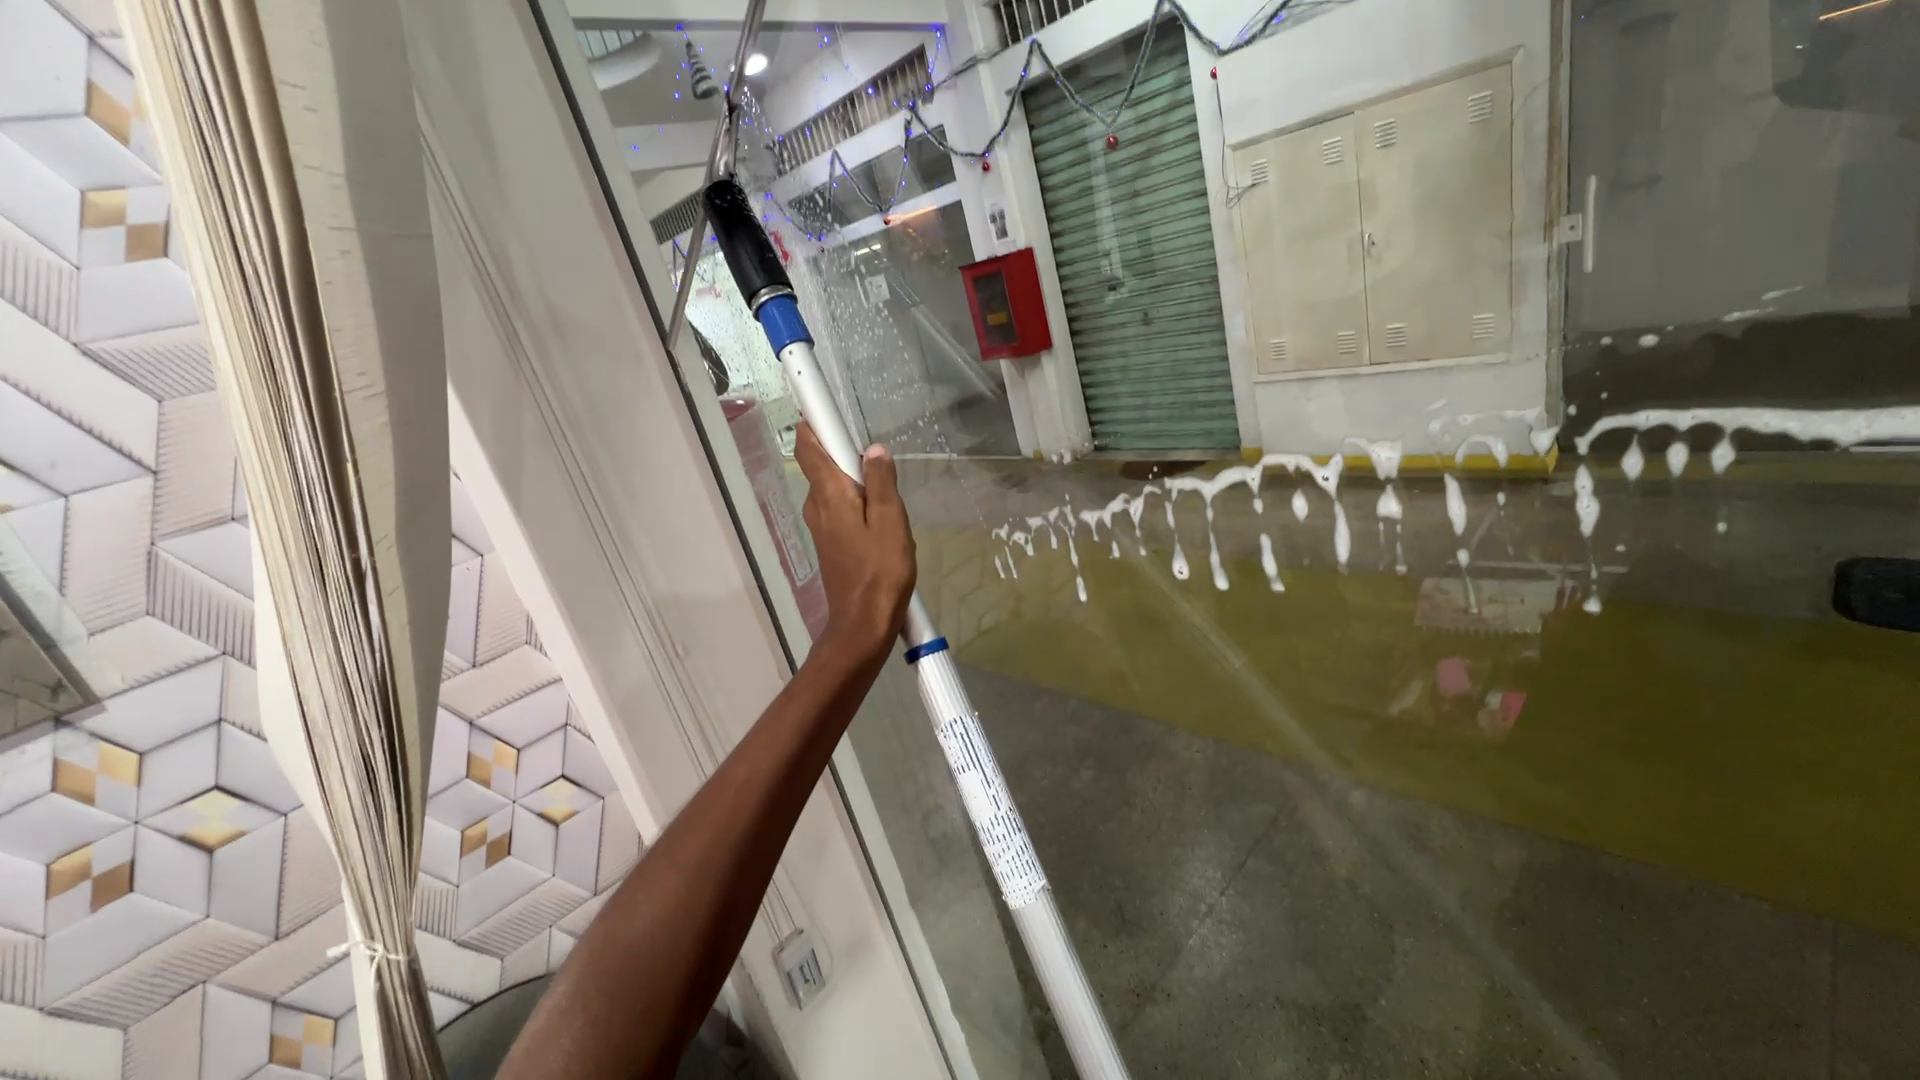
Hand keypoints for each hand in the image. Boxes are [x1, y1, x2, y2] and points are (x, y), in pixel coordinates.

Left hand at [794, 422, 915, 659]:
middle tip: (878, 456)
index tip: (822, 402)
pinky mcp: (830, 542)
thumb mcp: (891, 521)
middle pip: (821, 463)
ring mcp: (821, 525)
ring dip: (853, 479)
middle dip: (843, 450)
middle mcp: (817, 505)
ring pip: (832, 487)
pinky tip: (880, 517)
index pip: (809, 445)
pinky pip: (839, 507)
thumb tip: (873, 450)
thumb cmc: (880, 571)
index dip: (812, 420)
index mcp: (829, 494)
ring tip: (886, 491)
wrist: (863, 623)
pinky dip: (855, 500)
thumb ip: (882, 482)